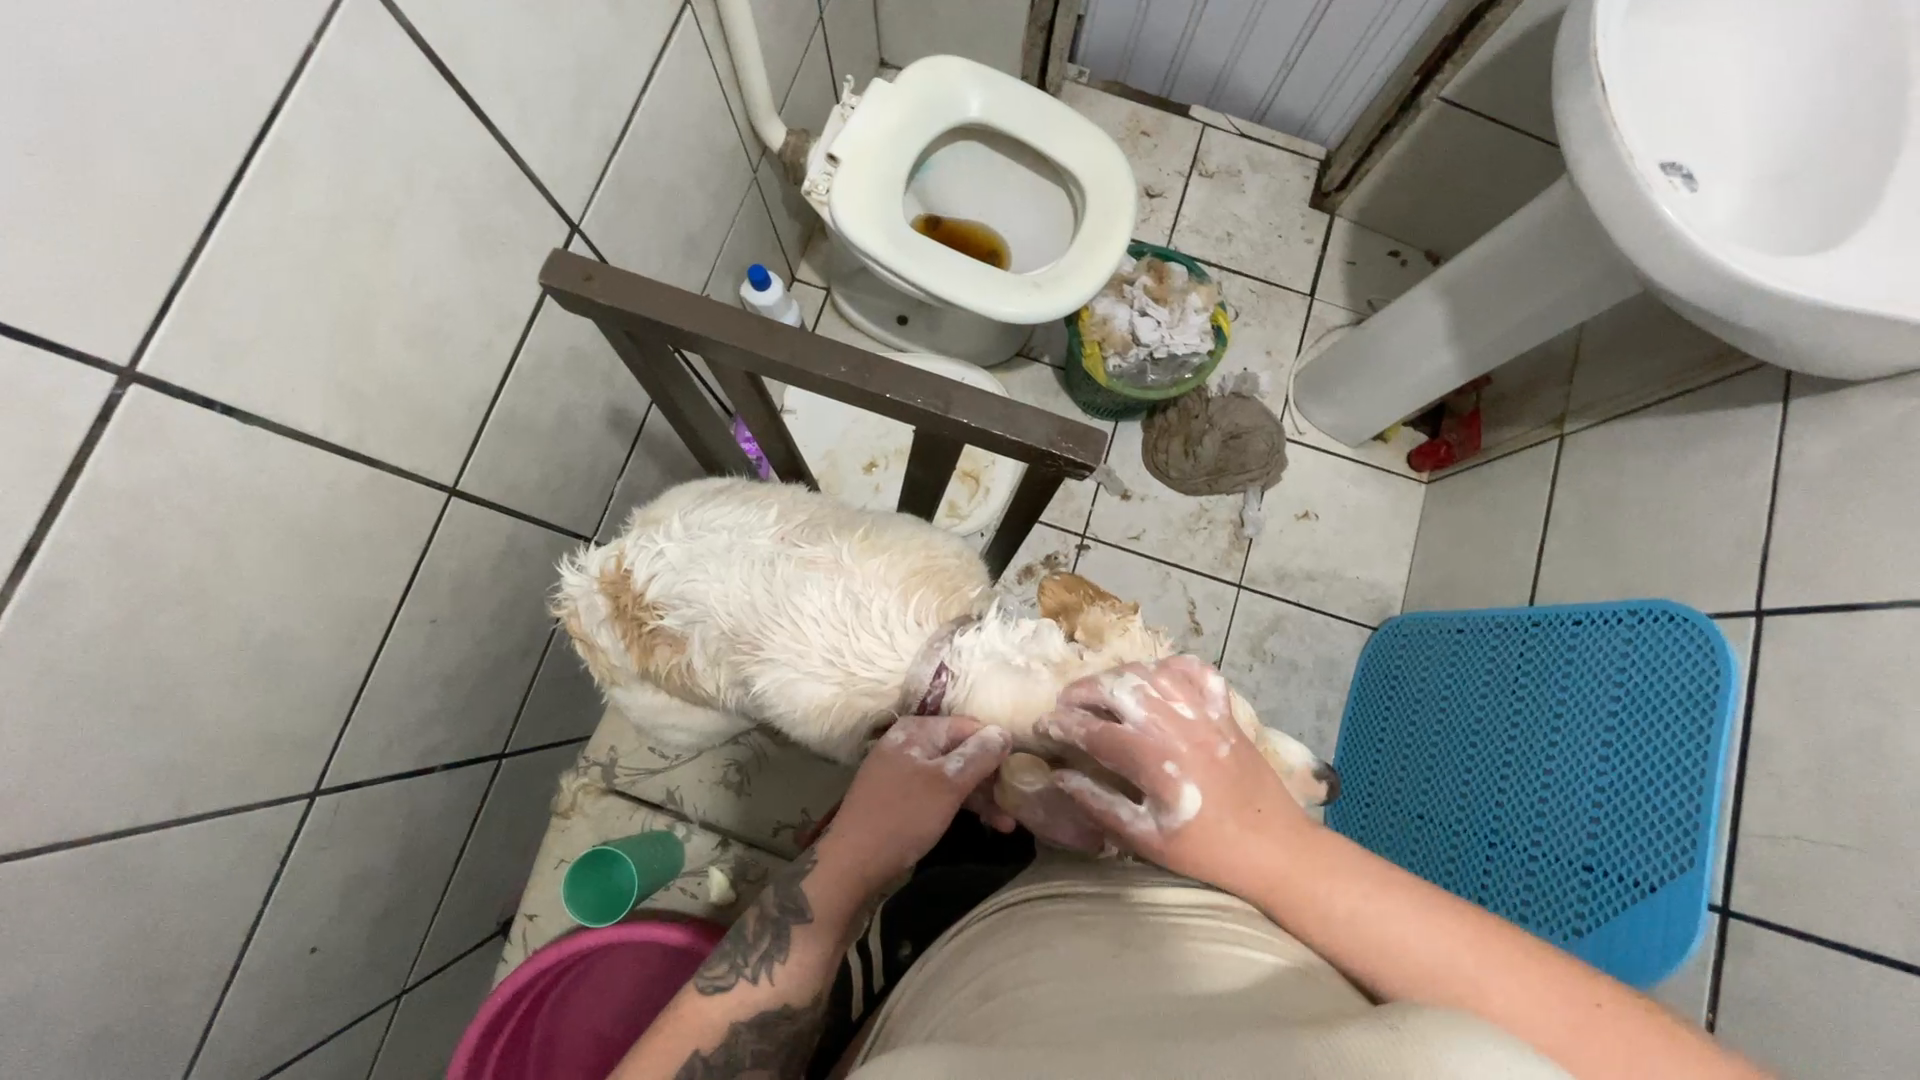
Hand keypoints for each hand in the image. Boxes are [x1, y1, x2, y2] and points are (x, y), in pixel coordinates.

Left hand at [816, 715, 1011, 889]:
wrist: (850, 864)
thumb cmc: (902, 817)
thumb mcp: (947, 785)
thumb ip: (978, 756)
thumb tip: (1004, 731)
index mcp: (918, 730)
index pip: (970, 726)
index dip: (998, 747)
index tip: (1022, 772)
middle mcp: (910, 743)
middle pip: (962, 751)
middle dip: (991, 777)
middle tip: (1018, 803)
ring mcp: (903, 771)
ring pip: (953, 776)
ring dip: (981, 797)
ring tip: (1008, 824)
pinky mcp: (900, 798)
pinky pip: (939, 793)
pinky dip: (961, 805)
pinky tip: (985, 824)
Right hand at [1037, 656, 1309, 892]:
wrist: (1277, 848)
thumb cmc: (1206, 851)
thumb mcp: (1145, 839)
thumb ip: (1099, 804)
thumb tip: (1059, 777)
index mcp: (1153, 759)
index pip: (1092, 730)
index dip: (1061, 726)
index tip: (1043, 727)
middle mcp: (1175, 724)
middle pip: (1116, 686)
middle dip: (1082, 692)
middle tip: (1066, 707)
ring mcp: (1202, 711)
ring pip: (1150, 671)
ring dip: (1118, 676)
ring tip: (1101, 692)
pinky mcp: (1224, 710)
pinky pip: (1194, 671)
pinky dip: (1168, 667)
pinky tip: (1153, 678)